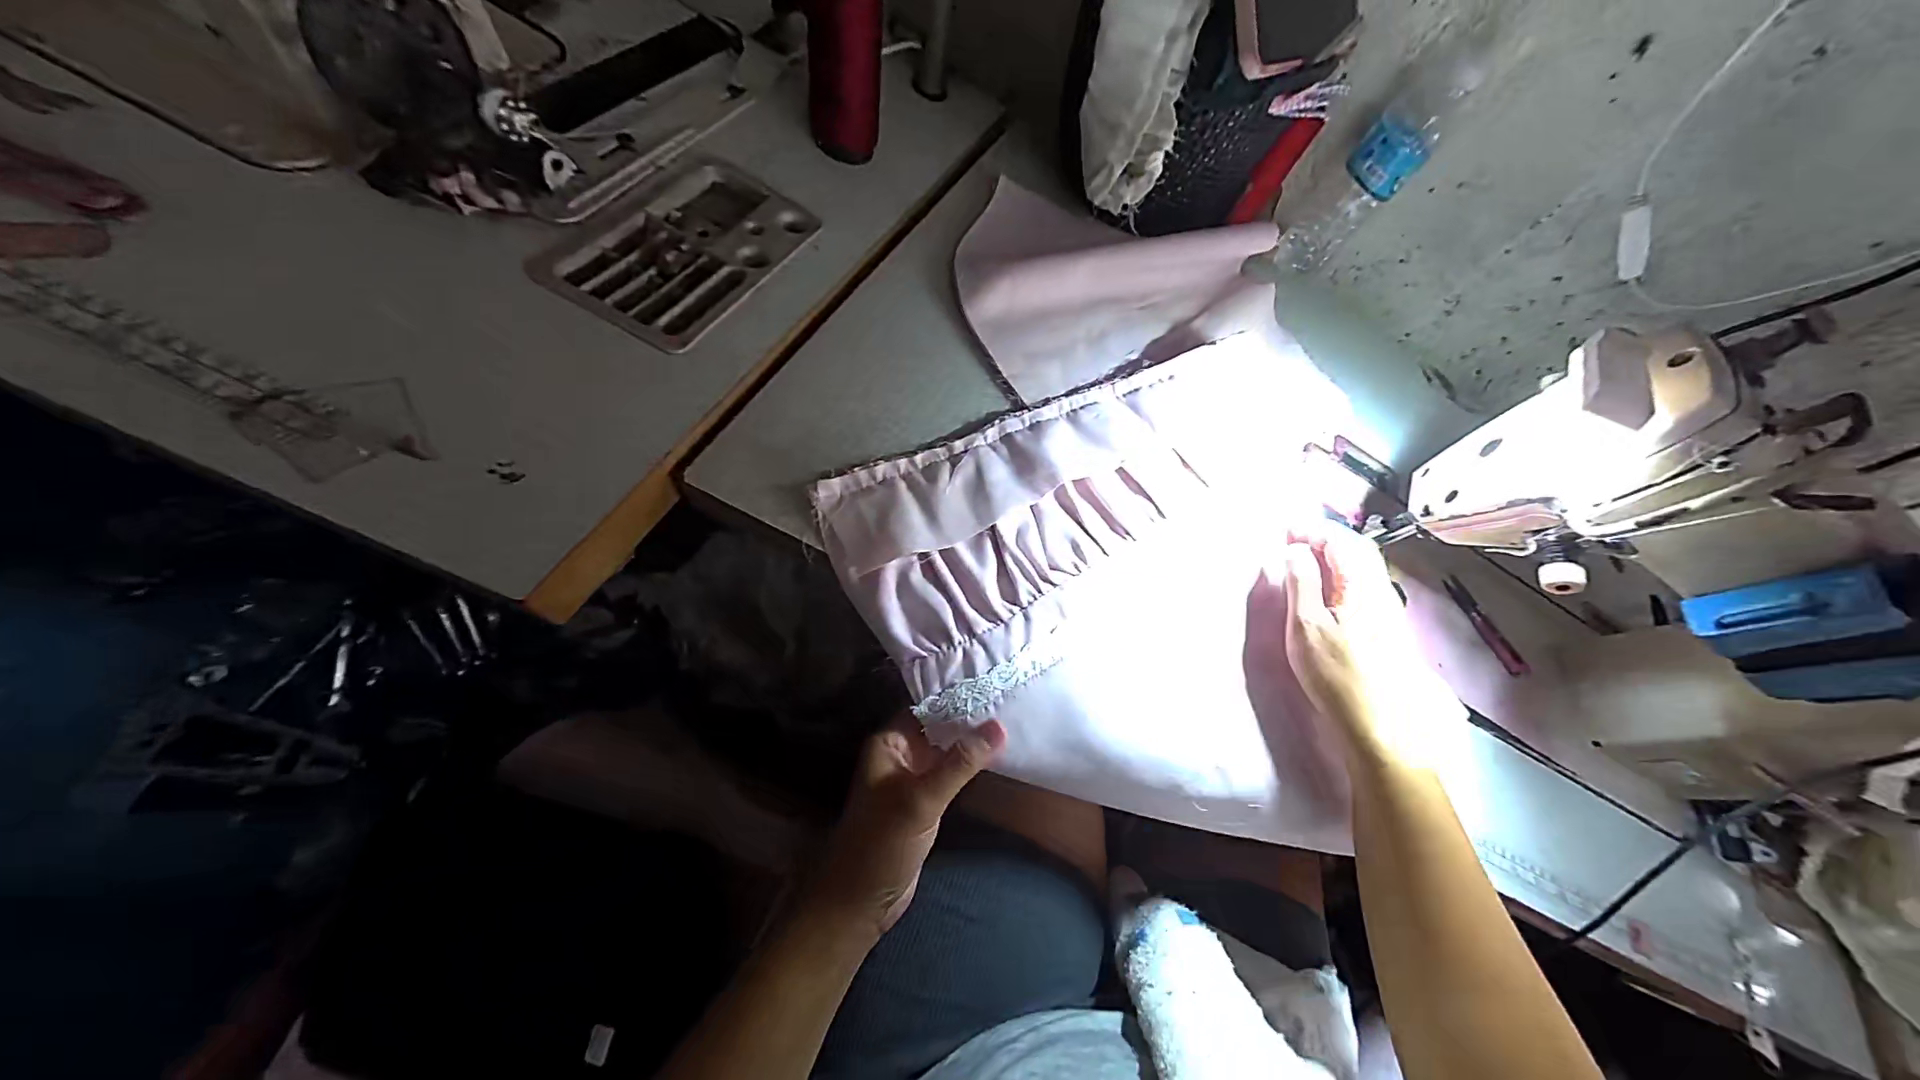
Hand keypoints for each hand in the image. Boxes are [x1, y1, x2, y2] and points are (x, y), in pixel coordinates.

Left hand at [801, 716, 1004, 937]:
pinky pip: (951, 773)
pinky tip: (997, 756)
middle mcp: (900, 754)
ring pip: (947, 750)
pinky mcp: (925, 801)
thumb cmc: (881, 844)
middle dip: (970, 717)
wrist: (860, 902)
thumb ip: (959, 764)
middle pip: (939, 727)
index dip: (957, 695)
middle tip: (1011, 698)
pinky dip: (970, 765)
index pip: (927, 706)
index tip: (994, 683)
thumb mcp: (921, 800)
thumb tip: (998, 726)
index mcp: (888, 743)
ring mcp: (913, 778)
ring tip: (1011, 720)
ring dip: (972, 741)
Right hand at [1245, 522, 1439, 768]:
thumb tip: (1297, 552)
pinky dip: (1341, 576)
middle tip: (1294, 540)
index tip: (1287, 529)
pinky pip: (1363, 587)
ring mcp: (1386, 612)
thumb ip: (1302, 584)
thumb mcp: (1307, 626)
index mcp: (1361, 586)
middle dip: (1325, 539)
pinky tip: (1327, 590)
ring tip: (1306, 560)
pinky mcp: (1386, 630)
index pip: (1339, 542)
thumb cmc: (1338, 675)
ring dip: (1334, 557)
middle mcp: (1380, 592)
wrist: (1380, 724)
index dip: (1312, 530)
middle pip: (1357, 552)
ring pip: (1362, 570)